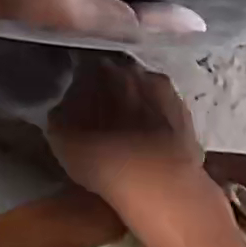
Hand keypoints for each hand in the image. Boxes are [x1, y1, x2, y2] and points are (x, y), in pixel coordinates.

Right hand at [46, 55, 205, 206]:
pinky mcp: (186, 113)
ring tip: (126, 128)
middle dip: (108, 89)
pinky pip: (162, 109)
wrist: (157, 181)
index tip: (74, 100)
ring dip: (134, 102)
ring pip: (140, 89)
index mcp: (95, 68)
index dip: (78, 83)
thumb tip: (64, 108)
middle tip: (99, 114)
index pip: (81, 66)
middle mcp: (130, 69)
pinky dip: (155, 118)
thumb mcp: (59, 135)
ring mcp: (163, 89)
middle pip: (114, 74)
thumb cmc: (98, 153)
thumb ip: (59, 112)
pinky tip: (148, 139)